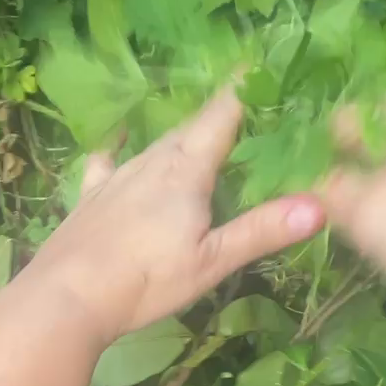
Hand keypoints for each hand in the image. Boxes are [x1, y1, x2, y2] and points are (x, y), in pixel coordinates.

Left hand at [19, 87, 325, 342]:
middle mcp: (150, 161)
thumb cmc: (144, 282)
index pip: (223, 114)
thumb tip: (319, 206)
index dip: (248, 95)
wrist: (66, 298)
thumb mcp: (210, 262)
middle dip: (219, 123)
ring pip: (154, 146)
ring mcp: (115, 177)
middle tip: (246, 129)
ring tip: (198, 147)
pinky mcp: (89, 198)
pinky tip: (115, 148)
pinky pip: (107, 163)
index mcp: (187, 169)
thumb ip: (260, 231)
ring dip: (179, 141)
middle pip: (191, 128)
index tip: (271, 87)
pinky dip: (118, 152)